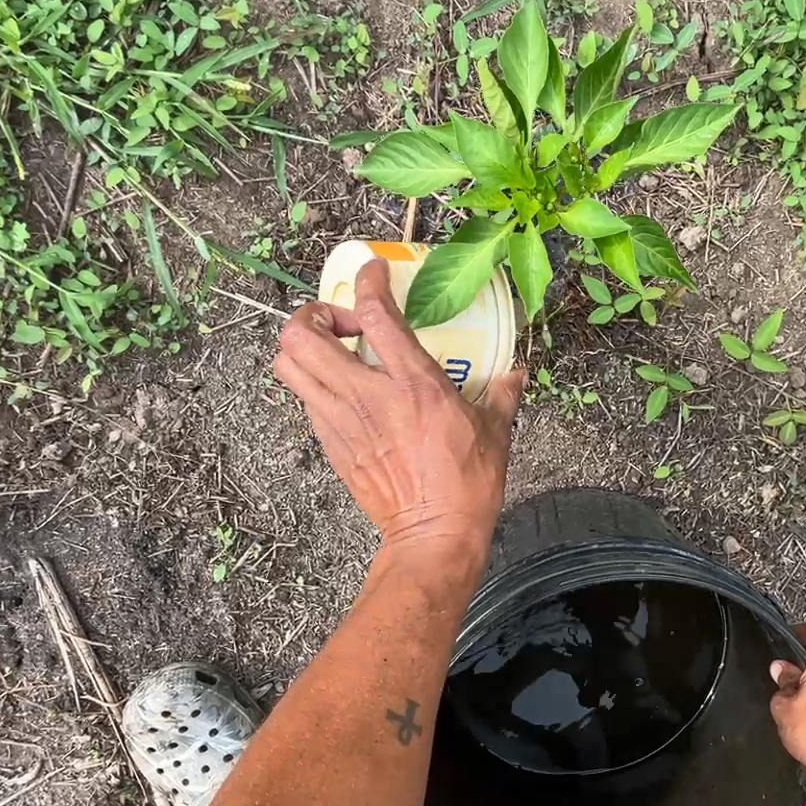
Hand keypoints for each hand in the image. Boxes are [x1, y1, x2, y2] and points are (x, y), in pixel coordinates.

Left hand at [273, 259, 523, 560]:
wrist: (434, 533)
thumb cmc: (468, 484)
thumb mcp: (495, 432)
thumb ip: (502, 394)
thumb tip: (516, 375)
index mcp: (415, 385)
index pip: (374, 313)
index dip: (368, 281)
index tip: (374, 272)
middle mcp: (369, 396)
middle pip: (303, 333)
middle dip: (313, 314)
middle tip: (344, 324)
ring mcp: (343, 421)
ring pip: (289, 364)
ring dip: (303, 347)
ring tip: (332, 353)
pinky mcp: (332, 444)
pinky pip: (305, 400)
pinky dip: (314, 384)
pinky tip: (345, 394)